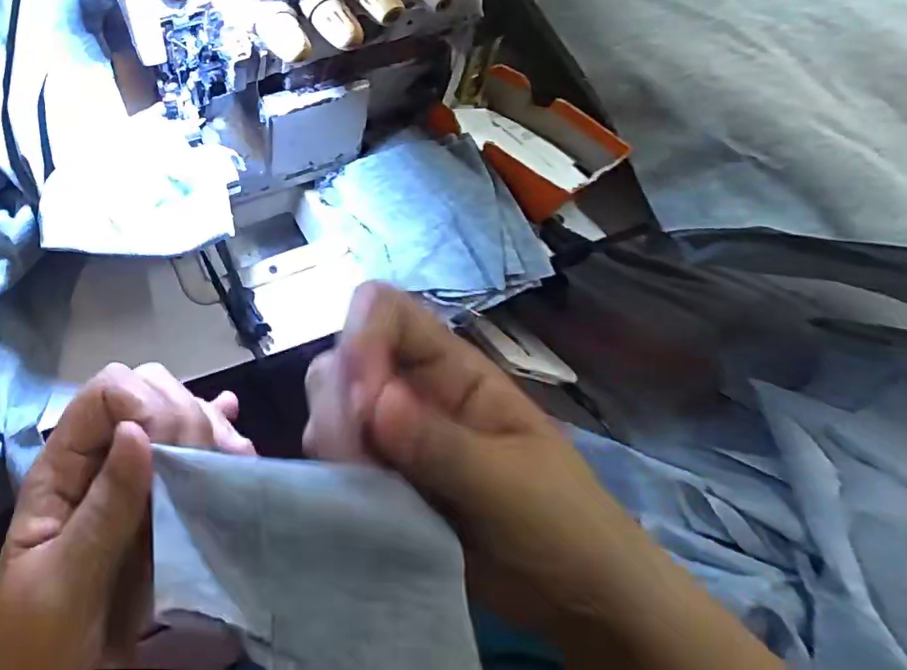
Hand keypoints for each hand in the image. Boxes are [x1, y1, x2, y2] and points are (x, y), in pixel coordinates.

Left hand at [0, 363, 253, 669]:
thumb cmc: (43, 647)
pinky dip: (217, 437)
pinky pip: (190, 453)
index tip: (169, 447)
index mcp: (63, 470)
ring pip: (175, 417)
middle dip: (183, 413)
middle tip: (207, 457)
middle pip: (146, 393)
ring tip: (236, 455)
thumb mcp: (61, 585)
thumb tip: (137, 430)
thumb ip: (101, 511)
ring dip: (210, 425)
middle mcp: (101, 462)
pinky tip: (237, 434)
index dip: (142, 404)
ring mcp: (134, 481)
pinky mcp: (161, 505)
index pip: (104, 394)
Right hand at [304, 284, 779, 669]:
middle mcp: (412, 386)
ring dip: (334, 440)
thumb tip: (376, 401)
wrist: (575, 596)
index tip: (366, 402)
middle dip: (340, 400)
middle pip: (344, 354)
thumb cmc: (563, 522)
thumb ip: (443, 444)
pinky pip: (333, 456)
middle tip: (363, 459)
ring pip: (330, 404)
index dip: (364, 338)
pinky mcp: (379, 475)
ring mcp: (391, 430)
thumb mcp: (512, 483)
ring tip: (370, 490)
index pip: (387, 310)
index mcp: (453, 366)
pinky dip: (333, 474)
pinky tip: (360, 504)